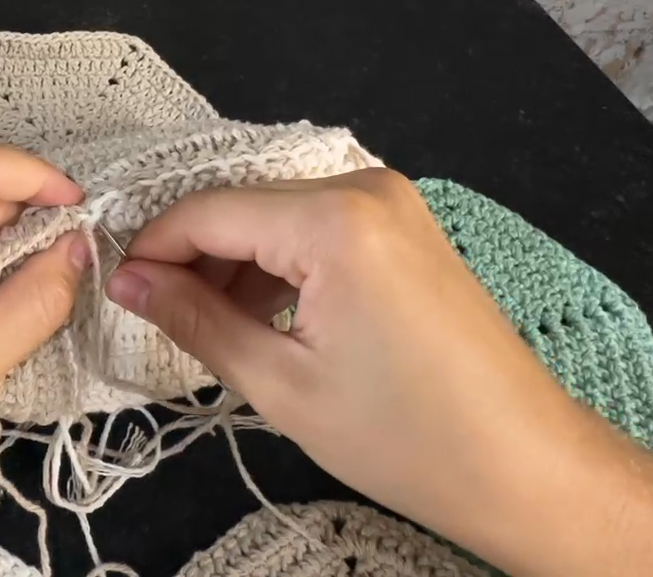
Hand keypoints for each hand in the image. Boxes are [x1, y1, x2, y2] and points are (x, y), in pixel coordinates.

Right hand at [105, 169, 652, 576]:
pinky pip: (309, 223)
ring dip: (231, 260)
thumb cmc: (405, 439)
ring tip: (204, 319)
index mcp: (332, 218)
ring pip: (271, 213)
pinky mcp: (396, 218)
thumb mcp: (281, 384)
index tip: (116, 288)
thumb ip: (194, 318)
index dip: (153, 248)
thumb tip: (125, 281)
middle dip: (191, 256)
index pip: (208, 211)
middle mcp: (359, 182)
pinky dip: (274, 261)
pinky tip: (258, 309)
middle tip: (155, 311)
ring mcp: (384, 195)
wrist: (536, 471)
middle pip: (240, 206)